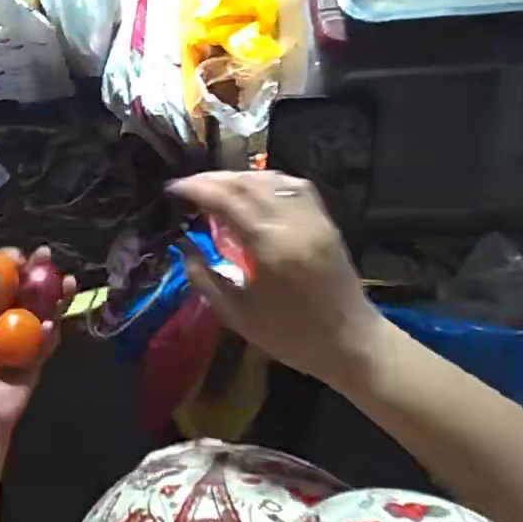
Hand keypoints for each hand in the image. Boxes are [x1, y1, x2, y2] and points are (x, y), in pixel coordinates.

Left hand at [0, 240, 71, 440]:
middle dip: (36, 271)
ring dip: (54, 294)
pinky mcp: (35, 360)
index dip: (7, 262)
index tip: (18, 255)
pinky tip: (53, 323)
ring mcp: (19, 340)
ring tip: (69, 280)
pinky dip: (53, 329)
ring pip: (41, 310)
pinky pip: (48, 339)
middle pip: (21, 288)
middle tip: (48, 255)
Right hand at [168, 172, 387, 387]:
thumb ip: (204, 277)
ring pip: (271, 178)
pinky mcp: (325, 221)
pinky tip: (249, 192)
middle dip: (212, 179)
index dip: (196, 188)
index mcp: (271, 247)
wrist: (350, 343)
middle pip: (248, 182)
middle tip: (187, 187)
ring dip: (237, 177)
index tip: (172, 188)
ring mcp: (314, 219)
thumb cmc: (290, 336)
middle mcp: (294, 224)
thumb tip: (184, 248)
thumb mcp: (235, 314)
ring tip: (213, 188)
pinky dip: (264, 181)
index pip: (228, 199)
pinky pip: (292, 186)